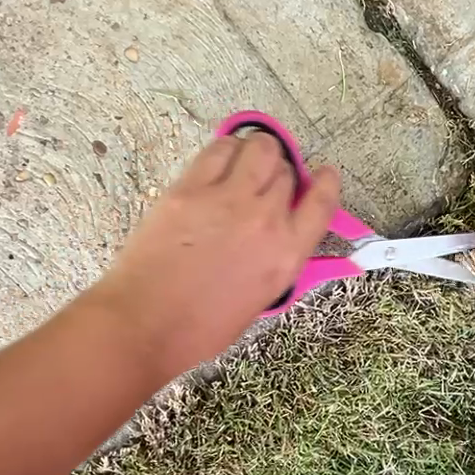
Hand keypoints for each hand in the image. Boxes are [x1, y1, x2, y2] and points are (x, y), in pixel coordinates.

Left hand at [84, 130, 339, 378]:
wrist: (147, 323)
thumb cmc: (204, 325)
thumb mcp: (262, 297)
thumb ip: (278, 259)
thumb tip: (281, 234)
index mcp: (287, 255)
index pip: (322, 202)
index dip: (326, 181)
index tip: (324, 174)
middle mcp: (265, 220)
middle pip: (287, 171)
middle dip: (281, 174)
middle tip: (264, 183)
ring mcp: (227, 199)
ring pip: (259, 148)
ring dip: (257, 152)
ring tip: (244, 165)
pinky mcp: (190, 188)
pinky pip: (219, 150)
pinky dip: (226, 150)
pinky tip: (219, 163)